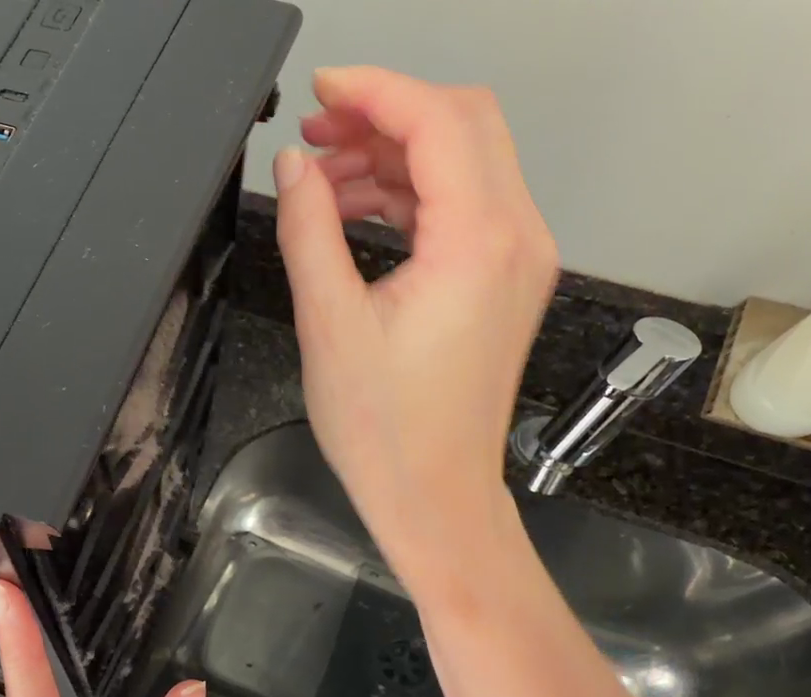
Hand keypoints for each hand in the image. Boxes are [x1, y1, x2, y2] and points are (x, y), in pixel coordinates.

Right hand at [274, 67, 558, 578]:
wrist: (433, 494)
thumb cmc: (385, 430)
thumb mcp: (328, 324)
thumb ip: (308, 230)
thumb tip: (294, 167)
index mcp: (477, 243)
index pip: (437, 122)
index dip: (376, 90)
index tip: (323, 88)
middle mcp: (515, 239)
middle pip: (464, 126)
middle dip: (387, 113)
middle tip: (319, 127)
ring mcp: (516, 259)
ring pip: (464, 163)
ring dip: (395, 155)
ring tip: (322, 176)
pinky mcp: (503, 281)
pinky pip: (463, 206)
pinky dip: (411, 193)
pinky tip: (356, 210)